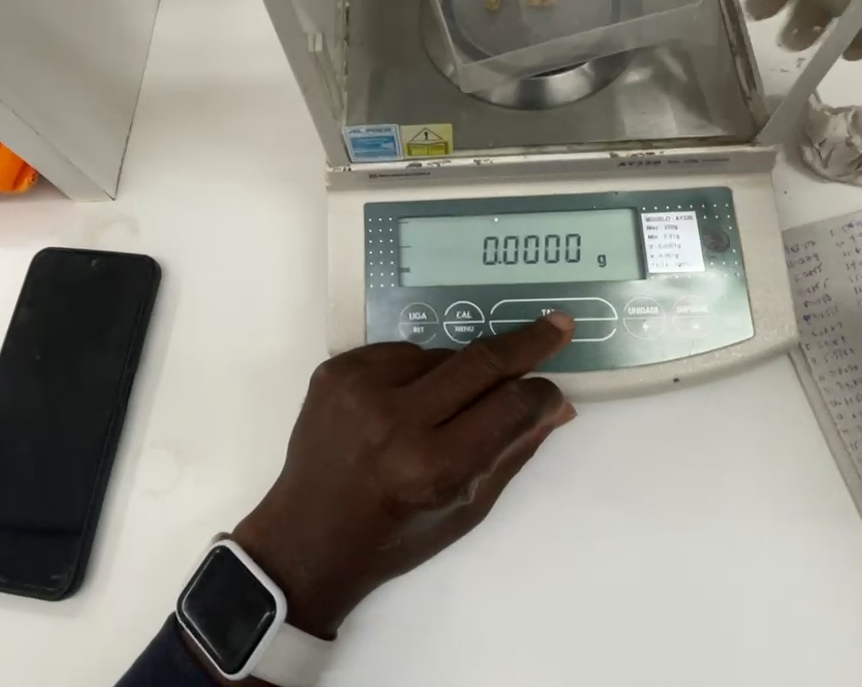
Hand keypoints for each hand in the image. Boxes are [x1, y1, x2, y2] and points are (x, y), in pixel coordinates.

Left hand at [231, 314, 577, 639]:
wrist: (305, 537)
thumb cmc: (393, 536)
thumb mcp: (463, 509)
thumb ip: (512, 452)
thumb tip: (555, 405)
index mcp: (431, 466)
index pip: (508, 407)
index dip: (541, 393)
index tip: (556, 386)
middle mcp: (394, 418)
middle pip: (478, 362)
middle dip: (526, 342)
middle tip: (556, 324)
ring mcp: (359, 387)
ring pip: (438, 354)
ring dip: (458, 371)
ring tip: (443, 407)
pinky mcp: (335, 369)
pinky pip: (398, 351)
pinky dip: (415, 368)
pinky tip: (405, 399)